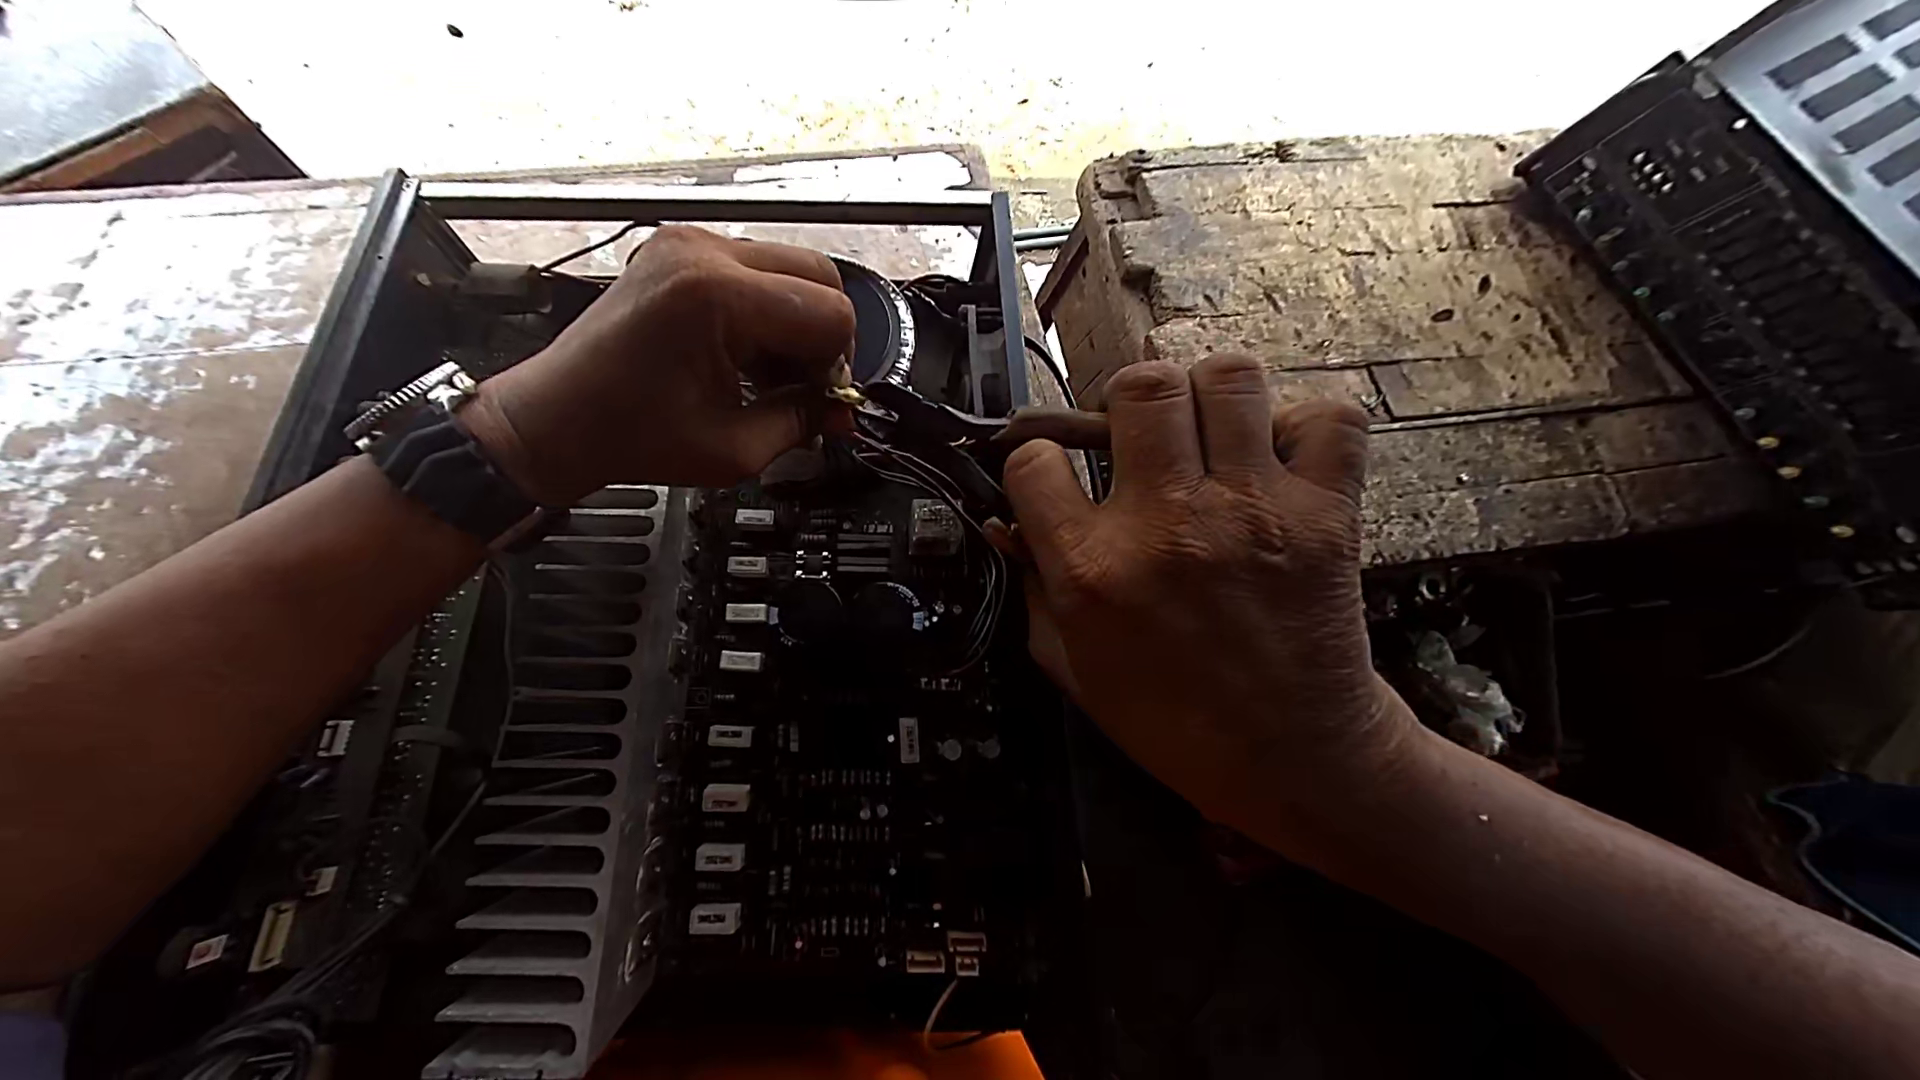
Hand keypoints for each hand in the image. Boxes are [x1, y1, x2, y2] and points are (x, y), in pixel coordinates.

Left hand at [459, 225, 855, 503]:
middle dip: (825, 338)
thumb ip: (803, 422)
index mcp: (715, 297)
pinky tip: (751, 358)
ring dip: (798, 325)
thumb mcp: (736, 448)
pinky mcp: (679, 255)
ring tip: (773, 376)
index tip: (823, 399)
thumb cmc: (627, 434)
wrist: (557, 420)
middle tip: (808, 385)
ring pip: (791, 272)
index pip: (831, 312)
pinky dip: (769, 315)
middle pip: (819, 277)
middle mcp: (701, 254)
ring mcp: (687, 247)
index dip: (839, 363)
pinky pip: (756, 273)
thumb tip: (841, 411)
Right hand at [999, 354, 1418, 833]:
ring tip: (1207, 433)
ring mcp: (1251, 510)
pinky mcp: (1326, 513)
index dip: (1034, 461)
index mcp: (1091, 568)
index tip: (1051, 475)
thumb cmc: (1167, 719)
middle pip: (1138, 387)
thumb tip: (1004, 522)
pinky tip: (1277, 456)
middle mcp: (1166, 523)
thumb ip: (1029, 586)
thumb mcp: (1069, 663)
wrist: (1289, 758)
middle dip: (1128, 400)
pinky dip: (1302, 423)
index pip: (1033, 459)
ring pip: (1227, 377)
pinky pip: (1326, 417)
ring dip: (1208, 394)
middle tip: (1139, 433)